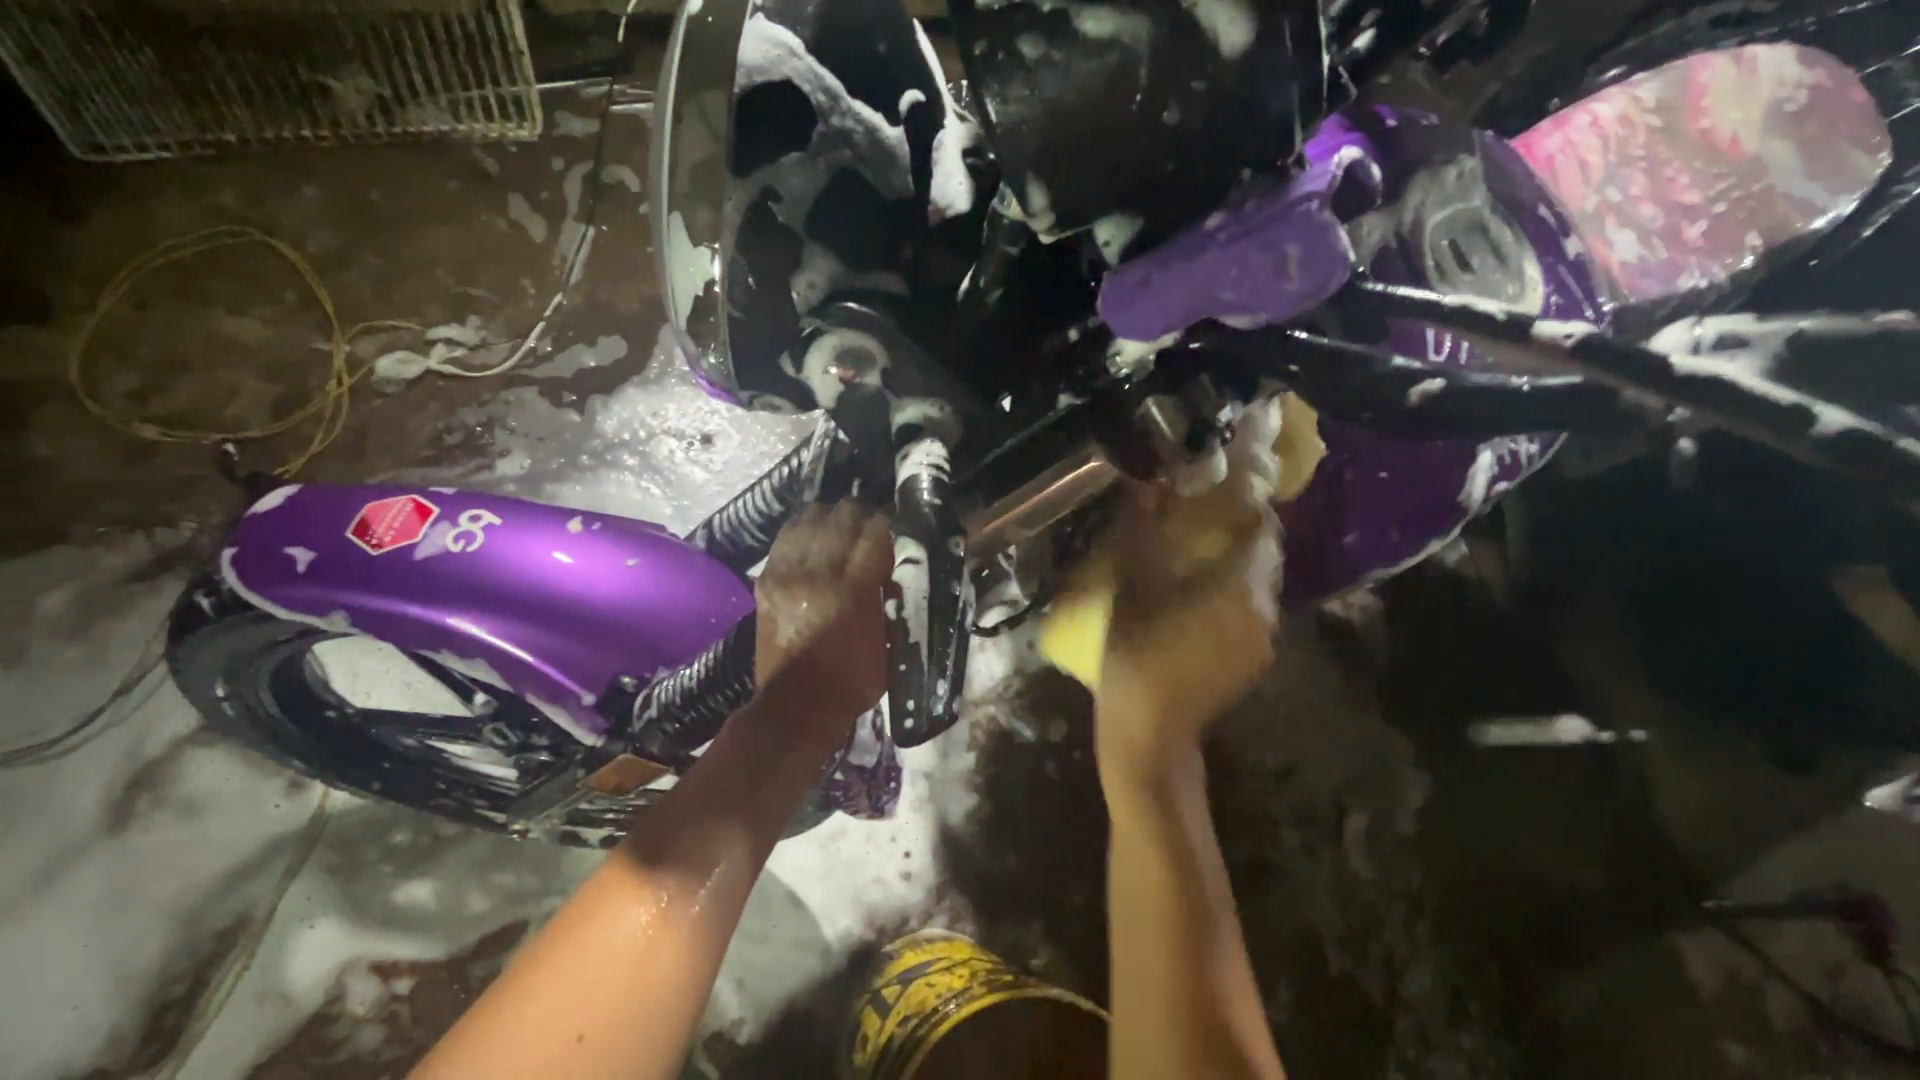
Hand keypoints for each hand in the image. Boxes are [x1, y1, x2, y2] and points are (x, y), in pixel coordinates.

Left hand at [752, 501, 892, 740]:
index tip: (891, 525)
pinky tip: (809, 533)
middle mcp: (821, 574)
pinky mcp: (767, 582)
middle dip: (858, 515)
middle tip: (866, 523)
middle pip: (840, 518)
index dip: (885, 524)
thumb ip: (887, 603)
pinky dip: (799, 531)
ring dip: (827, 517)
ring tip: (837, 522)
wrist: (797, 706)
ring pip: (808, 521)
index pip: (874, 535)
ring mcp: (789, 575)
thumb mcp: (887, 644)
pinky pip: (783, 541)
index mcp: (856, 591)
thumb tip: (889, 577)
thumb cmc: (852, 682)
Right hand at [1096, 476, 1281, 765]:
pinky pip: (1250, 616)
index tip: (1218, 491)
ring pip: (1258, 589)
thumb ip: (1141, 532)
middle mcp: (1265, 611)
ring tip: (1197, 559)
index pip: (1263, 529)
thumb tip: (1144, 485)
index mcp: (1242, 587)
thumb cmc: (1138, 654)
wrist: (1149, 733)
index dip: (1246, 505)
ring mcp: (1263, 643)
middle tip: (1202, 520)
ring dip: (1234, 569)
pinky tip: (1197, 602)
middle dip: (1238, 535)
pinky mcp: (1251, 665)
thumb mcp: (1132, 587)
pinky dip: (1231, 599)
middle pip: (1264, 558)